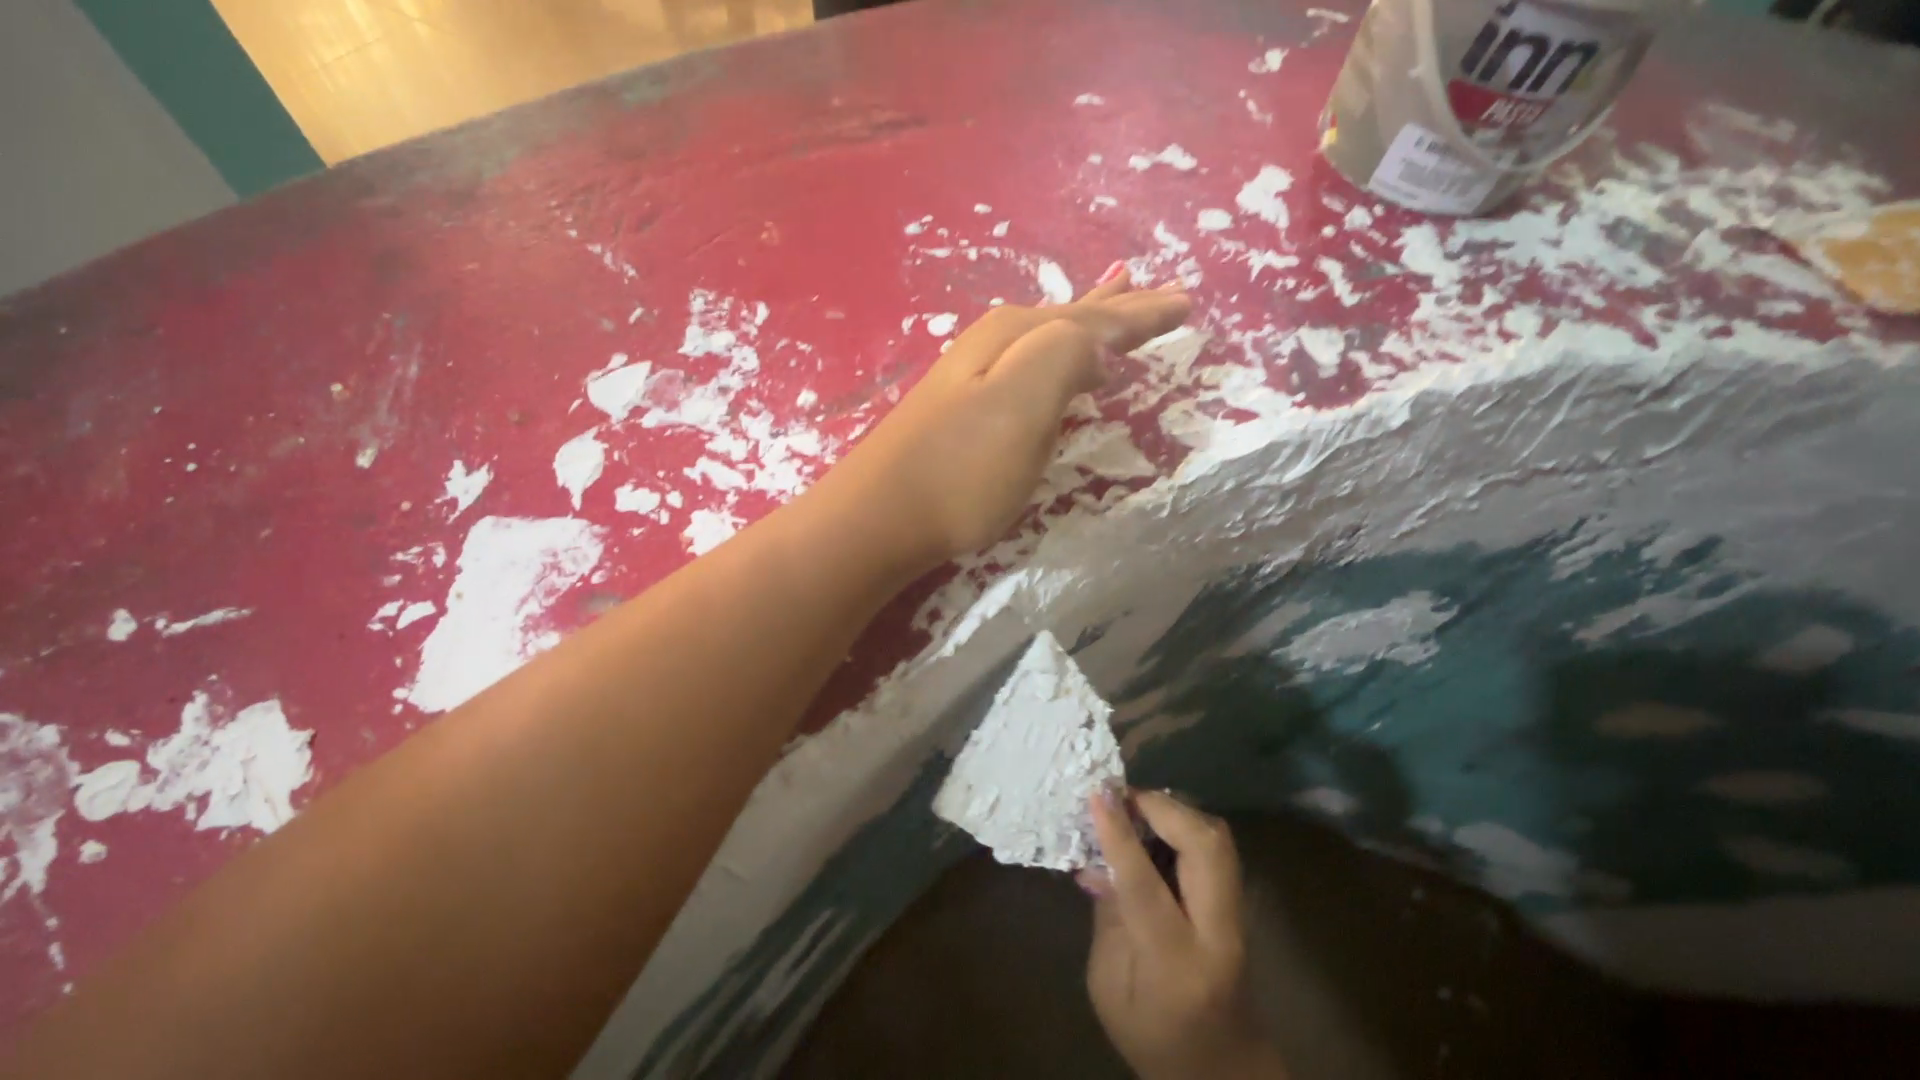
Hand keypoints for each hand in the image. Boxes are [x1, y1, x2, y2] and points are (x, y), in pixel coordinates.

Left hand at [812, 263, 1190, 568]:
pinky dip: (1058, 358)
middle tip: (1164, 292)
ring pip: (1048, 338)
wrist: (877, 520)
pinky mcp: (963, 412)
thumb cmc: (959, 470)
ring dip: (1087, 324)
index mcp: (1016, 337)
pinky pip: (1030, 366)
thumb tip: (1097, 343)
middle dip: (1119, 308)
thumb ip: (1065, 357)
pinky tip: (1060, 367)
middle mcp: (994, 345)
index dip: (1142, 314)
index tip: (1187, 302)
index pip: (1094, 319)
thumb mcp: (1021, 405)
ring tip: (1117, 303)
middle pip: (1071, 318)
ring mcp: (973, 378)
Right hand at [1082, 790, 1286, 1079]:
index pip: (1146, 884)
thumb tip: (1095, 857)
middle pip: (1207, 847)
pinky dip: (1185, 826)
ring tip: (1135, 808)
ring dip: (1177, 813)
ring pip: (1219, 840)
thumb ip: (1107, 916)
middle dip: (1164, 809)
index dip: (1119, 834)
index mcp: (1175, 961)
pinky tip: (1155, 829)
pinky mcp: (1239, 906)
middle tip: (1122, 797)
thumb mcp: (1108, 986)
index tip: (1098, 794)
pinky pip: (1216, 849)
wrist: (1218, 1064)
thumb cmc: (1150, 1035)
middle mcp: (1217, 932)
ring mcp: (1238, 917)